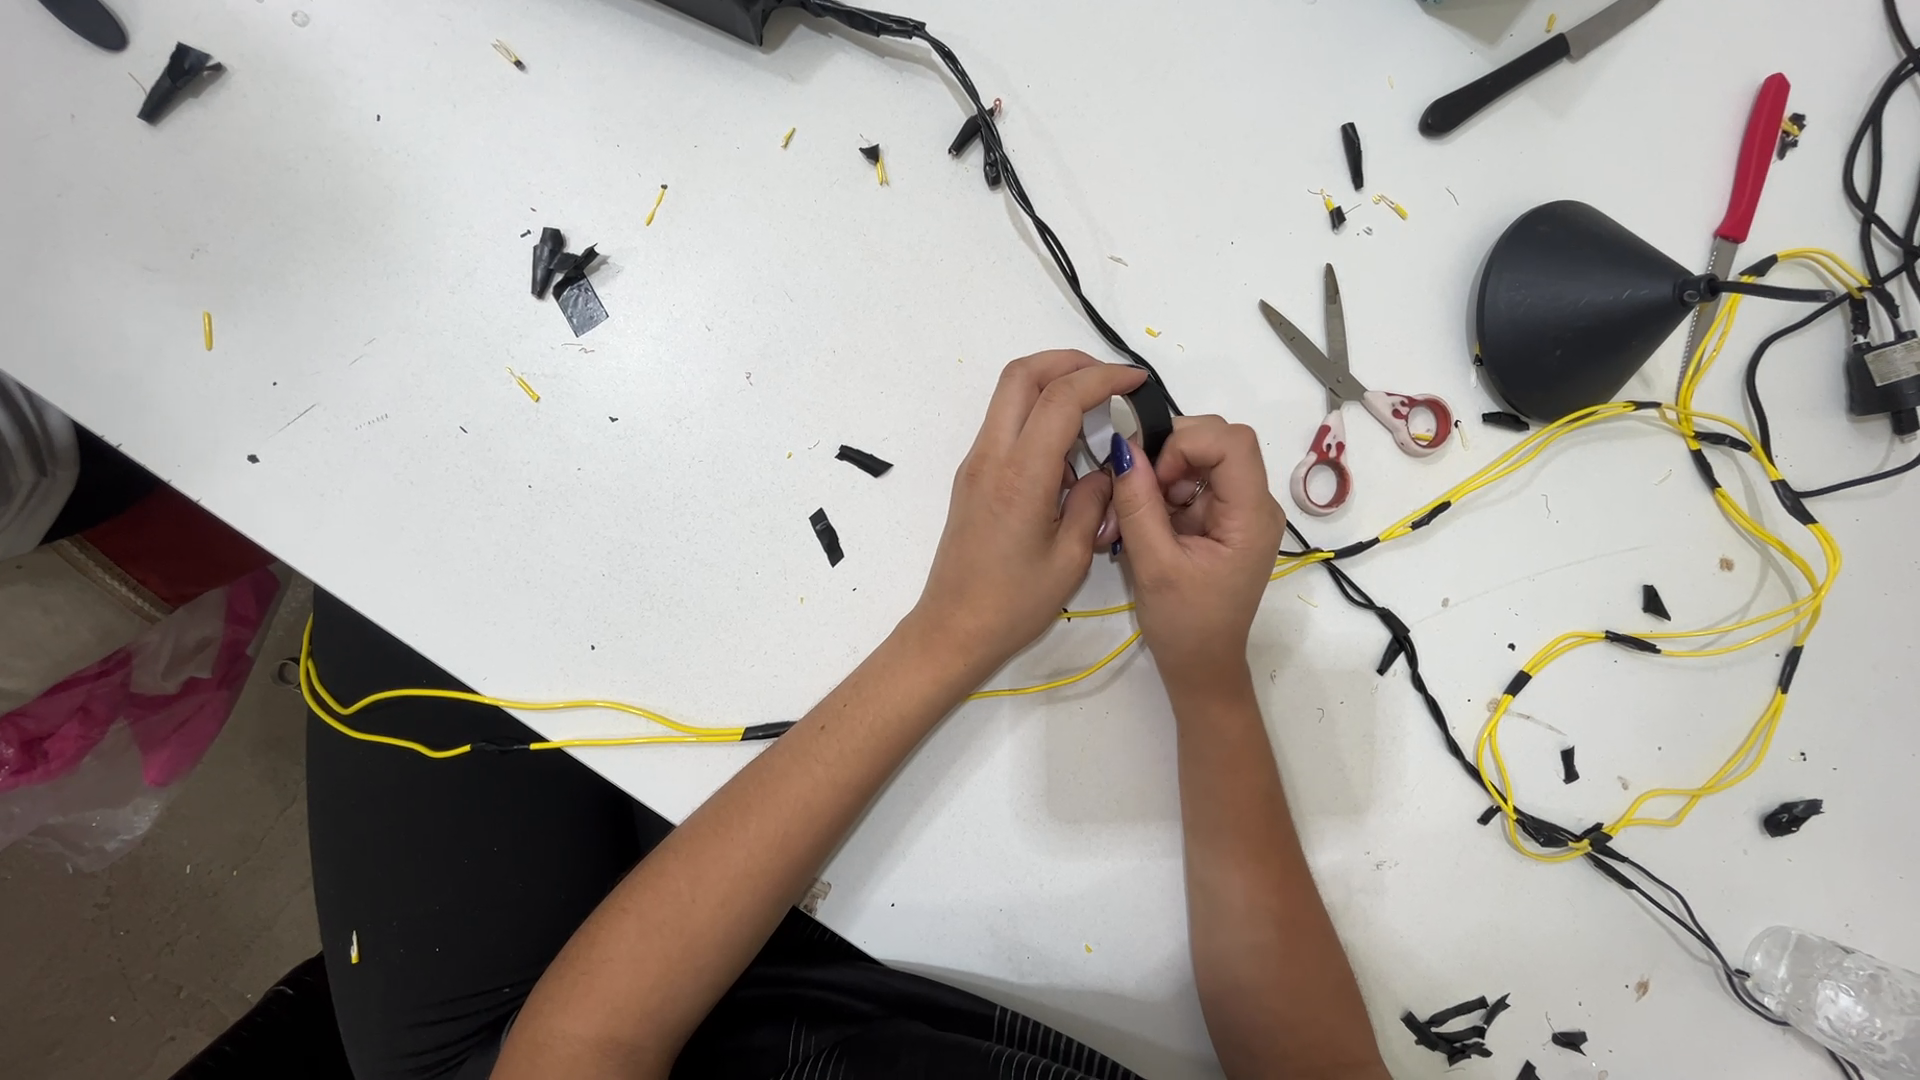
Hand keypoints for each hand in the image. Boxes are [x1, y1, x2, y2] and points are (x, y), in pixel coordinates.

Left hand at [909, 351, 1148, 679]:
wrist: (953, 628)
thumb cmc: (1014, 603)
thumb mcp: (1071, 557)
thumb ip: (1096, 501)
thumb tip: (1109, 467)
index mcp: (1020, 475)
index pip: (1061, 397)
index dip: (1103, 378)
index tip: (1136, 382)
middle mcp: (990, 457)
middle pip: (1022, 374)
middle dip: (1069, 362)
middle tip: (1109, 380)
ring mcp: (975, 464)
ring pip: (1009, 396)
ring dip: (1051, 388)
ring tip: (1093, 420)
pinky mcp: (971, 477)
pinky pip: (1004, 426)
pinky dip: (1036, 418)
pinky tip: (1067, 454)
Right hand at [1108, 416, 1286, 691]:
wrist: (1201, 664)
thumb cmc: (1183, 624)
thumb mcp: (1153, 564)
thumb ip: (1137, 504)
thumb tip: (1122, 448)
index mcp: (1251, 516)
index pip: (1231, 441)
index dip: (1186, 444)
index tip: (1154, 479)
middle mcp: (1254, 504)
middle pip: (1218, 440)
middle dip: (1170, 454)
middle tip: (1139, 492)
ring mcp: (1239, 510)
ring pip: (1202, 457)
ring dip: (1162, 474)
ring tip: (1137, 513)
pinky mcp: (1222, 518)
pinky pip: (1193, 481)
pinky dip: (1163, 491)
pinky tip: (1147, 522)